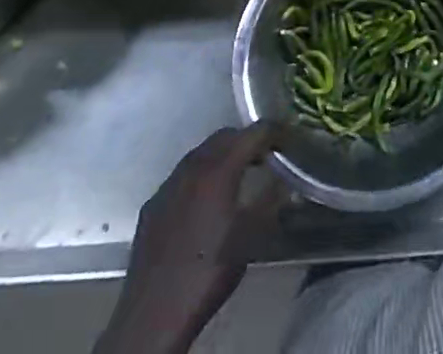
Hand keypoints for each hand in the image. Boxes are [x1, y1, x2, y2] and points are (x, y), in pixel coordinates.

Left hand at [94, 124, 288, 353]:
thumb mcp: (251, 236)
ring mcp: (168, 184)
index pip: (252, 134)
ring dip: (223, 155)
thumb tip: (284, 180)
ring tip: (240, 176)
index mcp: (218, 169)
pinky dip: (201, 174)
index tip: (289, 140)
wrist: (155, 311)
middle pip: (224, 137)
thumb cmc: (210, 270)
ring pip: (200, 153)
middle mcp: (191, 167)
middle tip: (267, 157)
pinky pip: (182, 175)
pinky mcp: (153, 203)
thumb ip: (270, 200)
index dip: (274, 132)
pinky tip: (206, 201)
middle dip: (247, 140)